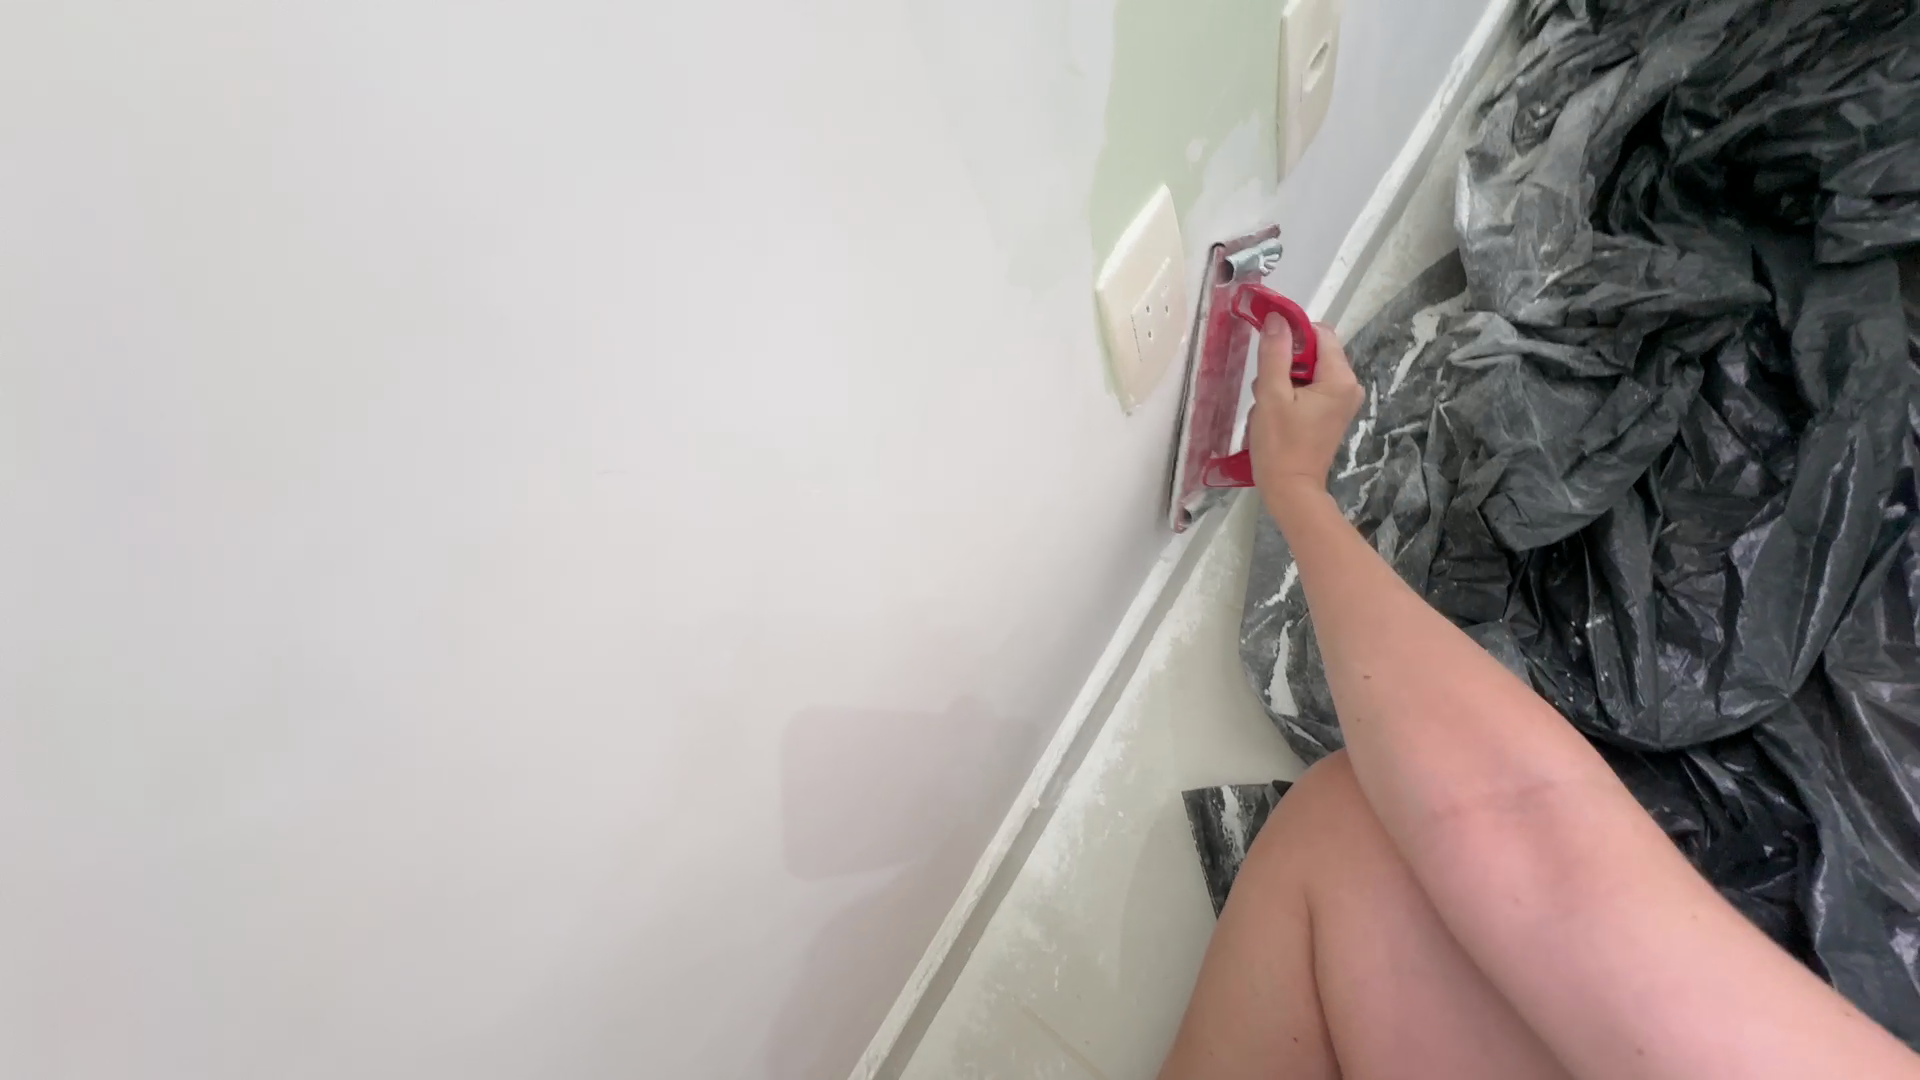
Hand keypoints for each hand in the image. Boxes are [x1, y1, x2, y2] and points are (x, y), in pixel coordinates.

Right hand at [1246, 314, 1363, 512]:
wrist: (1291, 490)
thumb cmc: (1280, 444)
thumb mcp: (1271, 396)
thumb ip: (1274, 355)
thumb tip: (1276, 319)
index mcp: (1340, 378)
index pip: (1319, 333)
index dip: (1292, 332)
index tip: (1266, 345)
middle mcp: (1350, 386)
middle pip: (1314, 353)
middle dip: (1284, 364)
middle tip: (1265, 389)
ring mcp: (1343, 402)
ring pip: (1309, 372)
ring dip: (1284, 381)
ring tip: (1269, 406)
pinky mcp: (1332, 415)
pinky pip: (1311, 390)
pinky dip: (1291, 395)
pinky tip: (1277, 414)